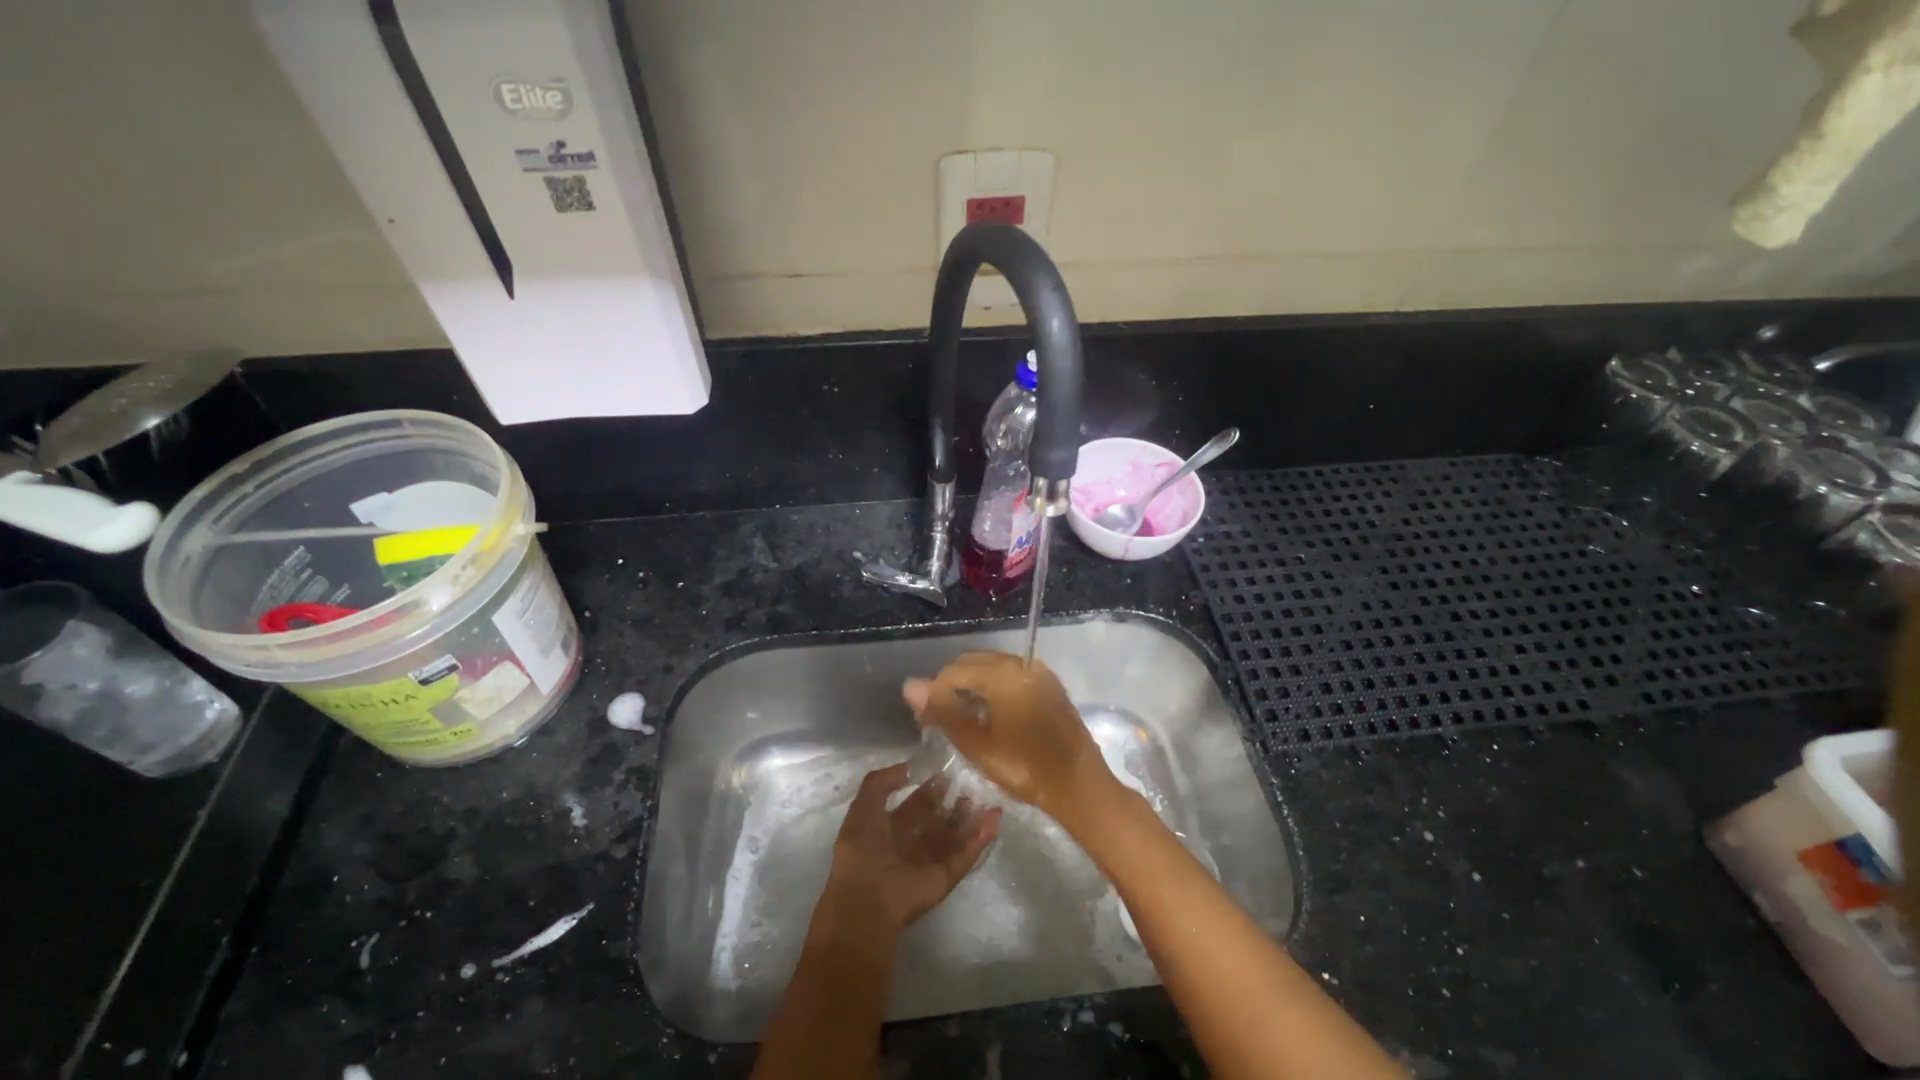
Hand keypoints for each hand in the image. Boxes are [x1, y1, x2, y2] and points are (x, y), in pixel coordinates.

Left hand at [824, 762, 1000, 932]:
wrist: (866, 899)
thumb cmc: (861, 851)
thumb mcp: (863, 808)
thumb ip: (881, 783)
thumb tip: (908, 768)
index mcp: (888, 831)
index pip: (914, 807)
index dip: (929, 792)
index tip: (946, 776)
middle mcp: (910, 846)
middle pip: (937, 822)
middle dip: (952, 805)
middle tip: (970, 788)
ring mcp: (929, 863)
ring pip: (955, 838)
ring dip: (970, 821)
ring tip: (986, 802)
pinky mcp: (945, 878)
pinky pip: (965, 856)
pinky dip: (979, 840)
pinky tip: (993, 821)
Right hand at [903, 651, 1113, 820]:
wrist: (1079, 785)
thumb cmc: (1026, 768)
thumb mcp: (978, 745)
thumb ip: (943, 712)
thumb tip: (910, 686)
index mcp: (1003, 674)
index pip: (953, 671)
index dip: (933, 693)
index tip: (924, 721)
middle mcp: (1022, 664)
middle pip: (973, 663)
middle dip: (952, 686)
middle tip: (940, 720)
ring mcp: (1039, 673)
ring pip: (993, 668)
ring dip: (973, 687)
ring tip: (962, 720)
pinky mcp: (1050, 686)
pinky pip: (1012, 677)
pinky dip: (994, 689)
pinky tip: (990, 718)